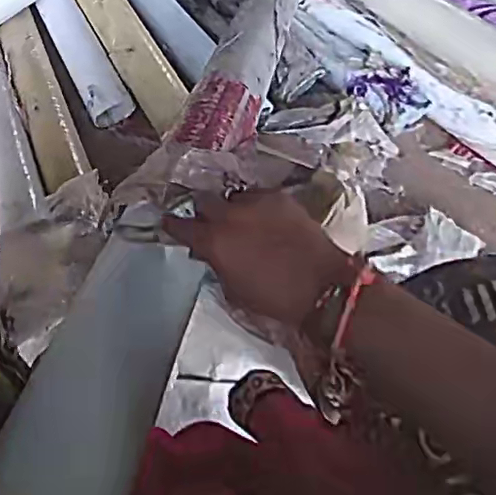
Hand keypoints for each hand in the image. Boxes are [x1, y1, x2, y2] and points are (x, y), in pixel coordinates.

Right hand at [162, 187, 356, 326]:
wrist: (324, 289)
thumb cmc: (274, 299)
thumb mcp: (232, 289)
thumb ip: (215, 264)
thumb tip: (207, 252)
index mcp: (213, 240)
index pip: (180, 225)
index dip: (173, 225)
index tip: (170, 224)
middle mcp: (229, 215)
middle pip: (203, 200)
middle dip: (203, 210)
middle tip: (210, 222)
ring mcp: (255, 203)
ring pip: (232, 196)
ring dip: (232, 207)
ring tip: (243, 220)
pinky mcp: (279, 198)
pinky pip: (258, 195)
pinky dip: (257, 206)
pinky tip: (265, 219)